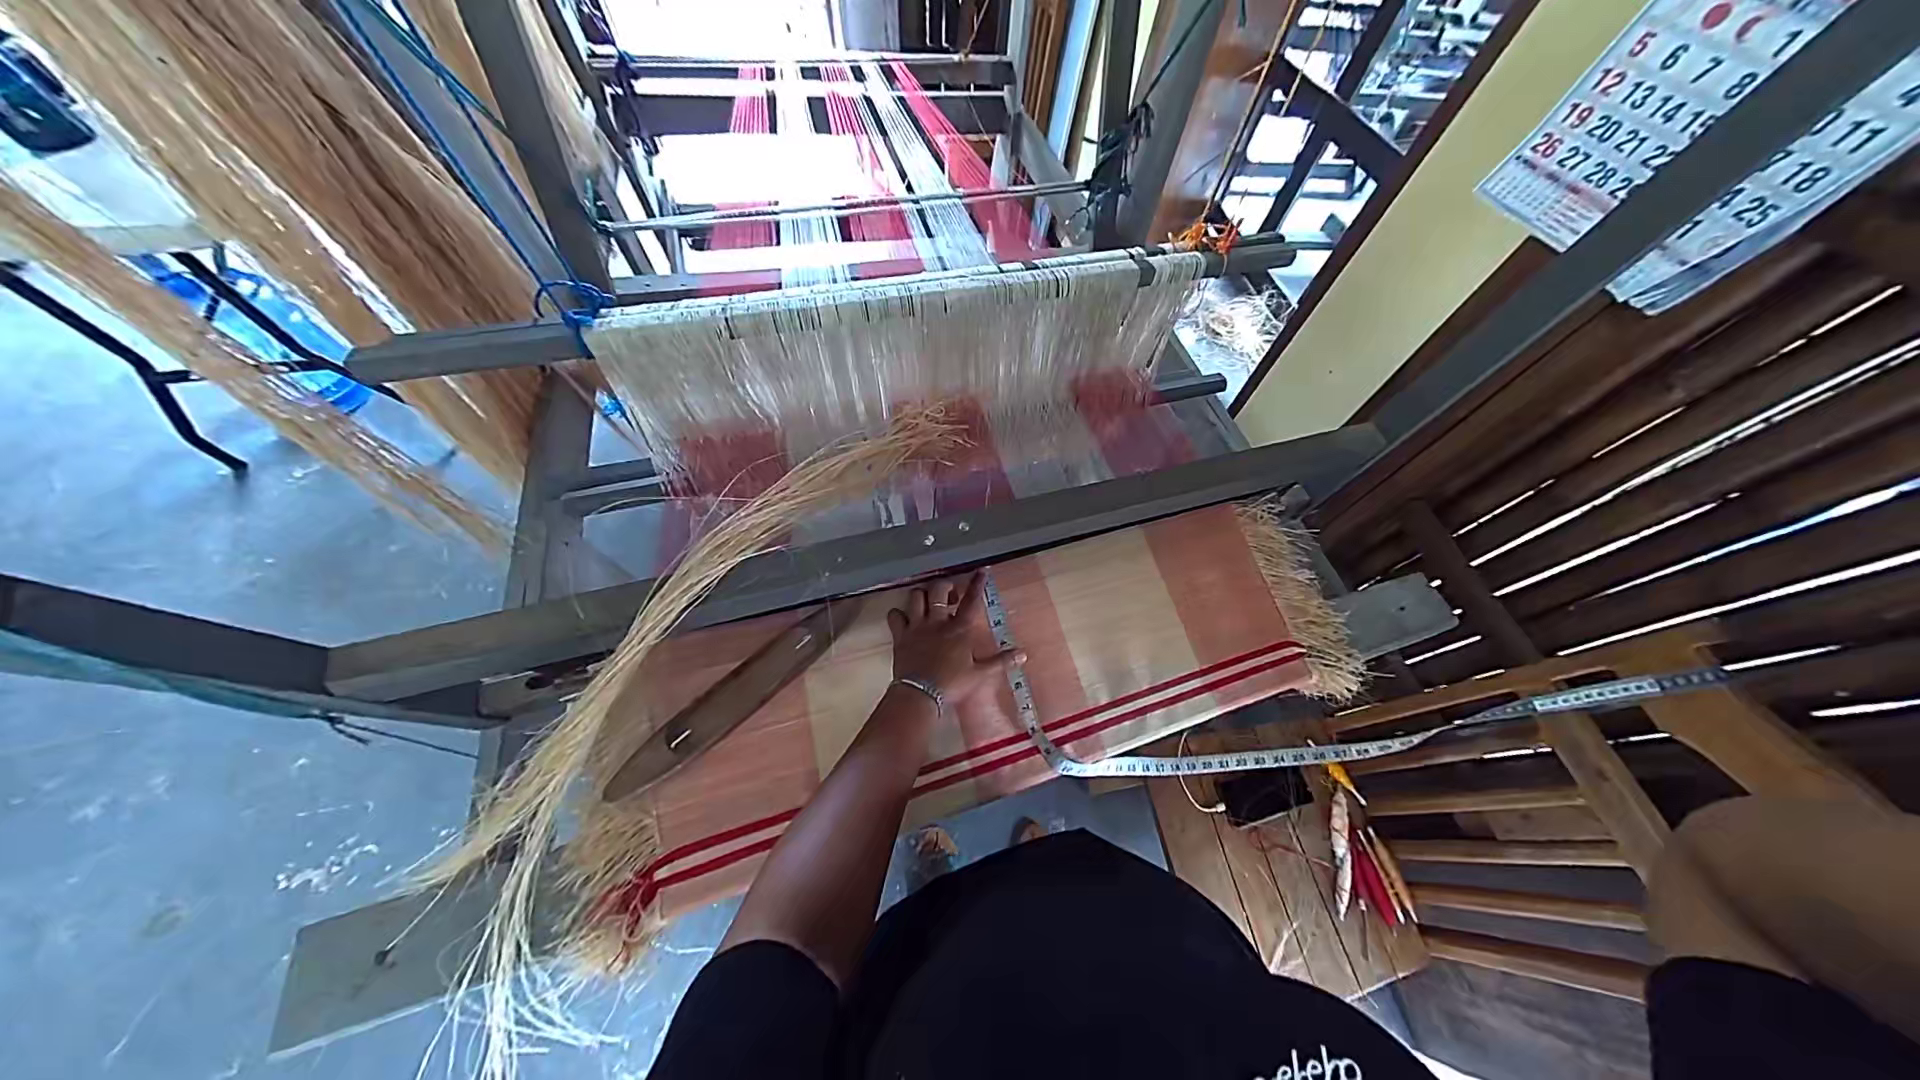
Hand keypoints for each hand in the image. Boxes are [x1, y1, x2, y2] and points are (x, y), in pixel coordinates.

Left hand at [886, 572, 1022, 711]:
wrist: (920, 694)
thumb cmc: (952, 684)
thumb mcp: (980, 674)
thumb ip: (1001, 662)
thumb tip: (1022, 655)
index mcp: (959, 629)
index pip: (971, 600)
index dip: (977, 583)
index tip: (980, 571)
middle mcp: (937, 621)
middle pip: (939, 589)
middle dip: (945, 586)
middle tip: (951, 594)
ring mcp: (917, 626)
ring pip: (916, 596)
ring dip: (922, 594)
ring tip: (928, 601)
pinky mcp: (900, 636)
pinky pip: (895, 616)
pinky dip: (898, 613)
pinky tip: (903, 617)